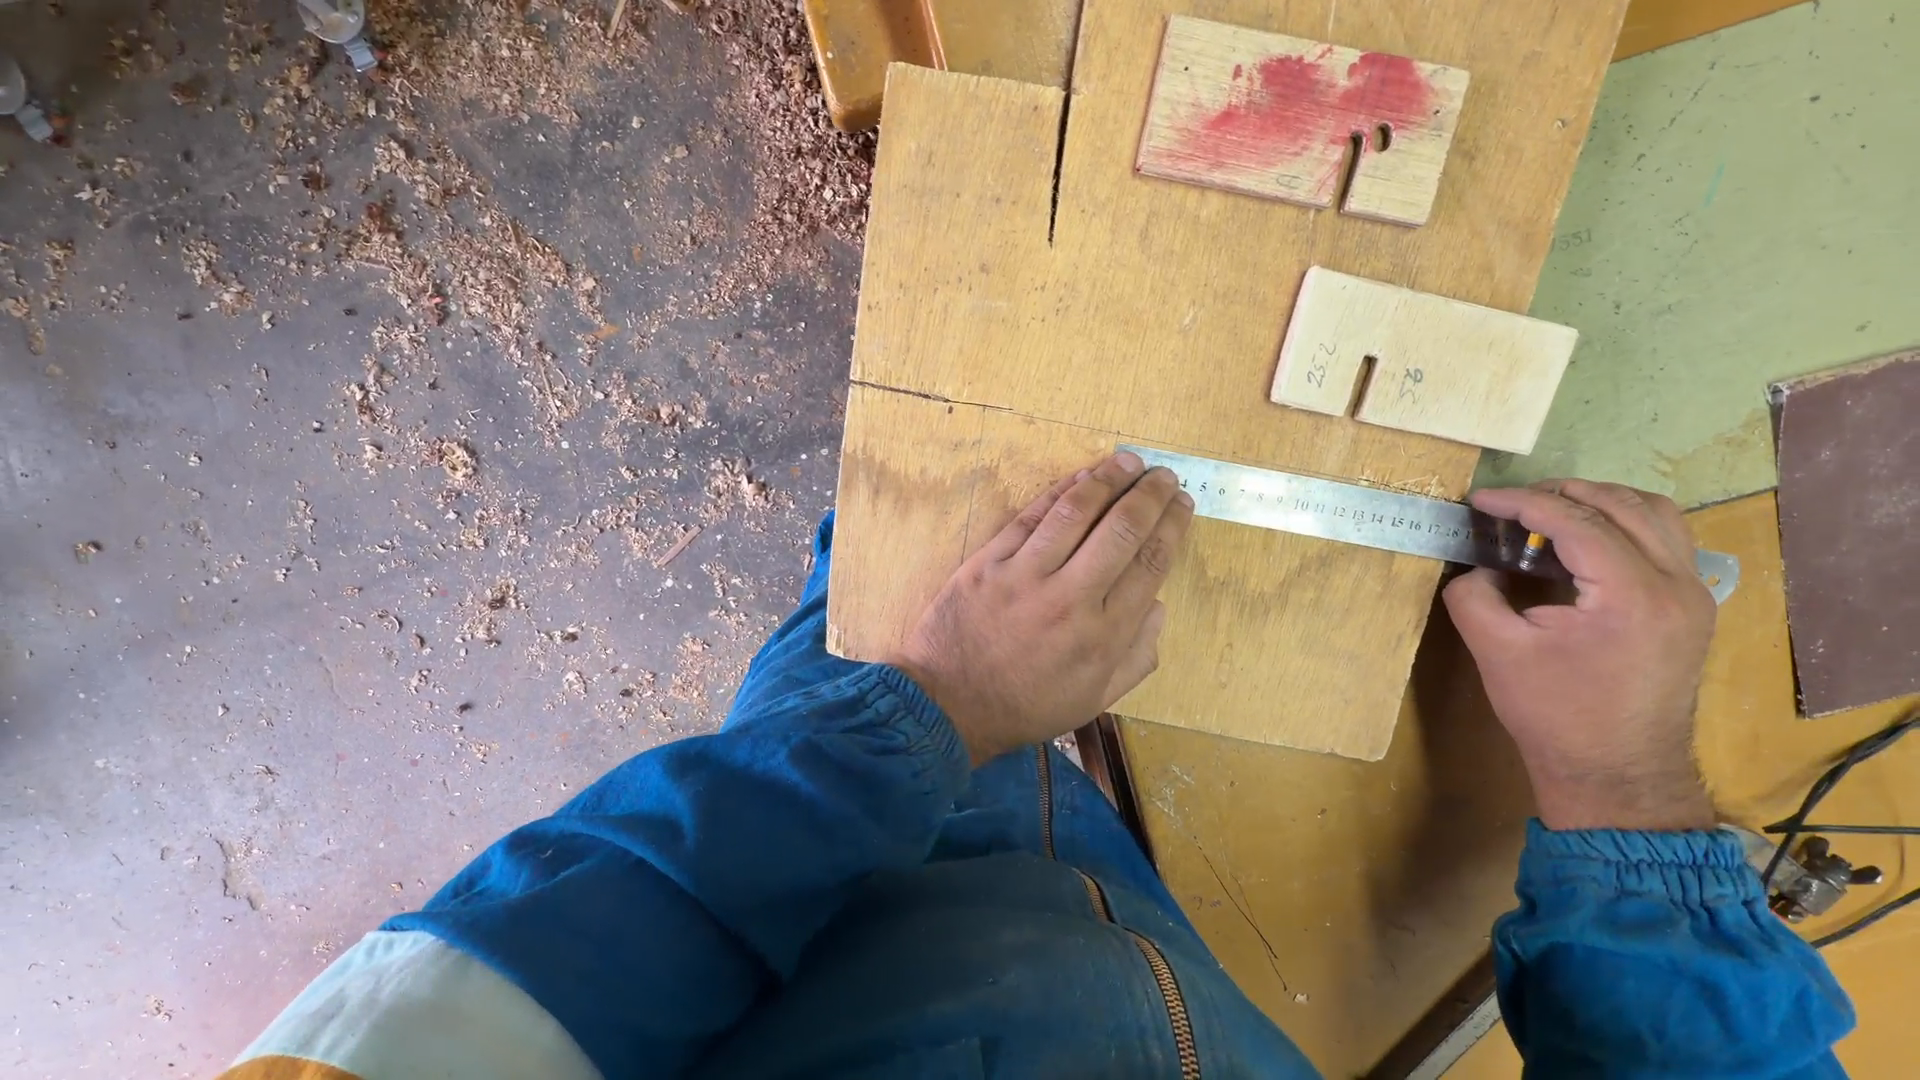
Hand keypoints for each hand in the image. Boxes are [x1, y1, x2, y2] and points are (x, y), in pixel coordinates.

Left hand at [886, 451, 1194, 765]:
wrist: (949, 705)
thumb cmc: (1026, 706)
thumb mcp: (1095, 699)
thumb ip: (1137, 656)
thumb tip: (1160, 605)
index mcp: (1104, 635)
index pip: (1150, 564)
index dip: (1172, 527)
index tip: (1182, 504)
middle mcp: (1071, 599)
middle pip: (1122, 530)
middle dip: (1150, 495)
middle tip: (1164, 475)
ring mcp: (1026, 576)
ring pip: (1076, 512)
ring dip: (1108, 480)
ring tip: (1129, 460)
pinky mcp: (990, 562)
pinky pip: (1031, 517)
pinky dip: (1059, 491)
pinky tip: (1080, 476)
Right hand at [1442, 480, 1717, 831]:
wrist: (1616, 771)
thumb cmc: (1554, 714)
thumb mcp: (1496, 652)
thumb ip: (1474, 597)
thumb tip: (1478, 567)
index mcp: (1631, 594)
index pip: (1576, 521)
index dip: (1521, 502)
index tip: (1479, 499)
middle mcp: (1677, 585)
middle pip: (1624, 505)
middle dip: (1563, 493)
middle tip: (1511, 501)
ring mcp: (1694, 596)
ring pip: (1657, 515)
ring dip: (1601, 501)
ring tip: (1550, 509)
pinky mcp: (1691, 609)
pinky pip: (1667, 540)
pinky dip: (1625, 524)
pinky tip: (1586, 540)